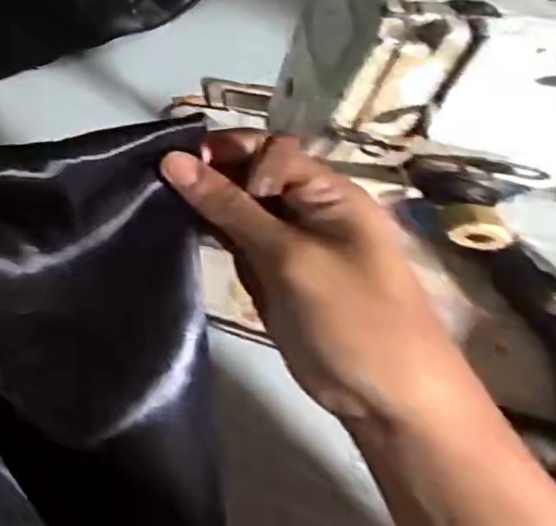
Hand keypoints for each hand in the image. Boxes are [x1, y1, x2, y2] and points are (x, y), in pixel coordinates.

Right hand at [161, 132, 482, 425]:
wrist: (392, 407)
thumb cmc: (353, 318)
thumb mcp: (288, 256)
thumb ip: (229, 205)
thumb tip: (172, 159)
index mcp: (326, 192)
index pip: (268, 148)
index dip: (229, 152)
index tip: (190, 172)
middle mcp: (305, 206)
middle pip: (247, 170)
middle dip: (209, 173)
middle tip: (164, 183)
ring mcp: (286, 238)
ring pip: (234, 202)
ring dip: (204, 202)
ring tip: (163, 202)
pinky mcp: (270, 267)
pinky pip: (232, 233)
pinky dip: (209, 229)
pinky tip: (181, 226)